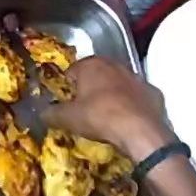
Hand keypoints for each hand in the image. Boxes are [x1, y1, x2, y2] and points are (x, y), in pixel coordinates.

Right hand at [45, 56, 174, 162]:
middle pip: (96, 74)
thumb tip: (43, 113)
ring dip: (112, 94)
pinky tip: (128, 119)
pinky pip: (137, 96)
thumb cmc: (100, 117)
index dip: (67, 88)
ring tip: (107, 116)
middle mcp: (114, 64)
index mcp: (91, 65)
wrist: (140, 131)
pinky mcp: (153, 91)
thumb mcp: (69, 118)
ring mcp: (136, 76)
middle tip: (85, 110)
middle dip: (90, 89)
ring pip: (118, 83)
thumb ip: (52, 113)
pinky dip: (132, 105)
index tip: (68, 104)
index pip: (71, 72)